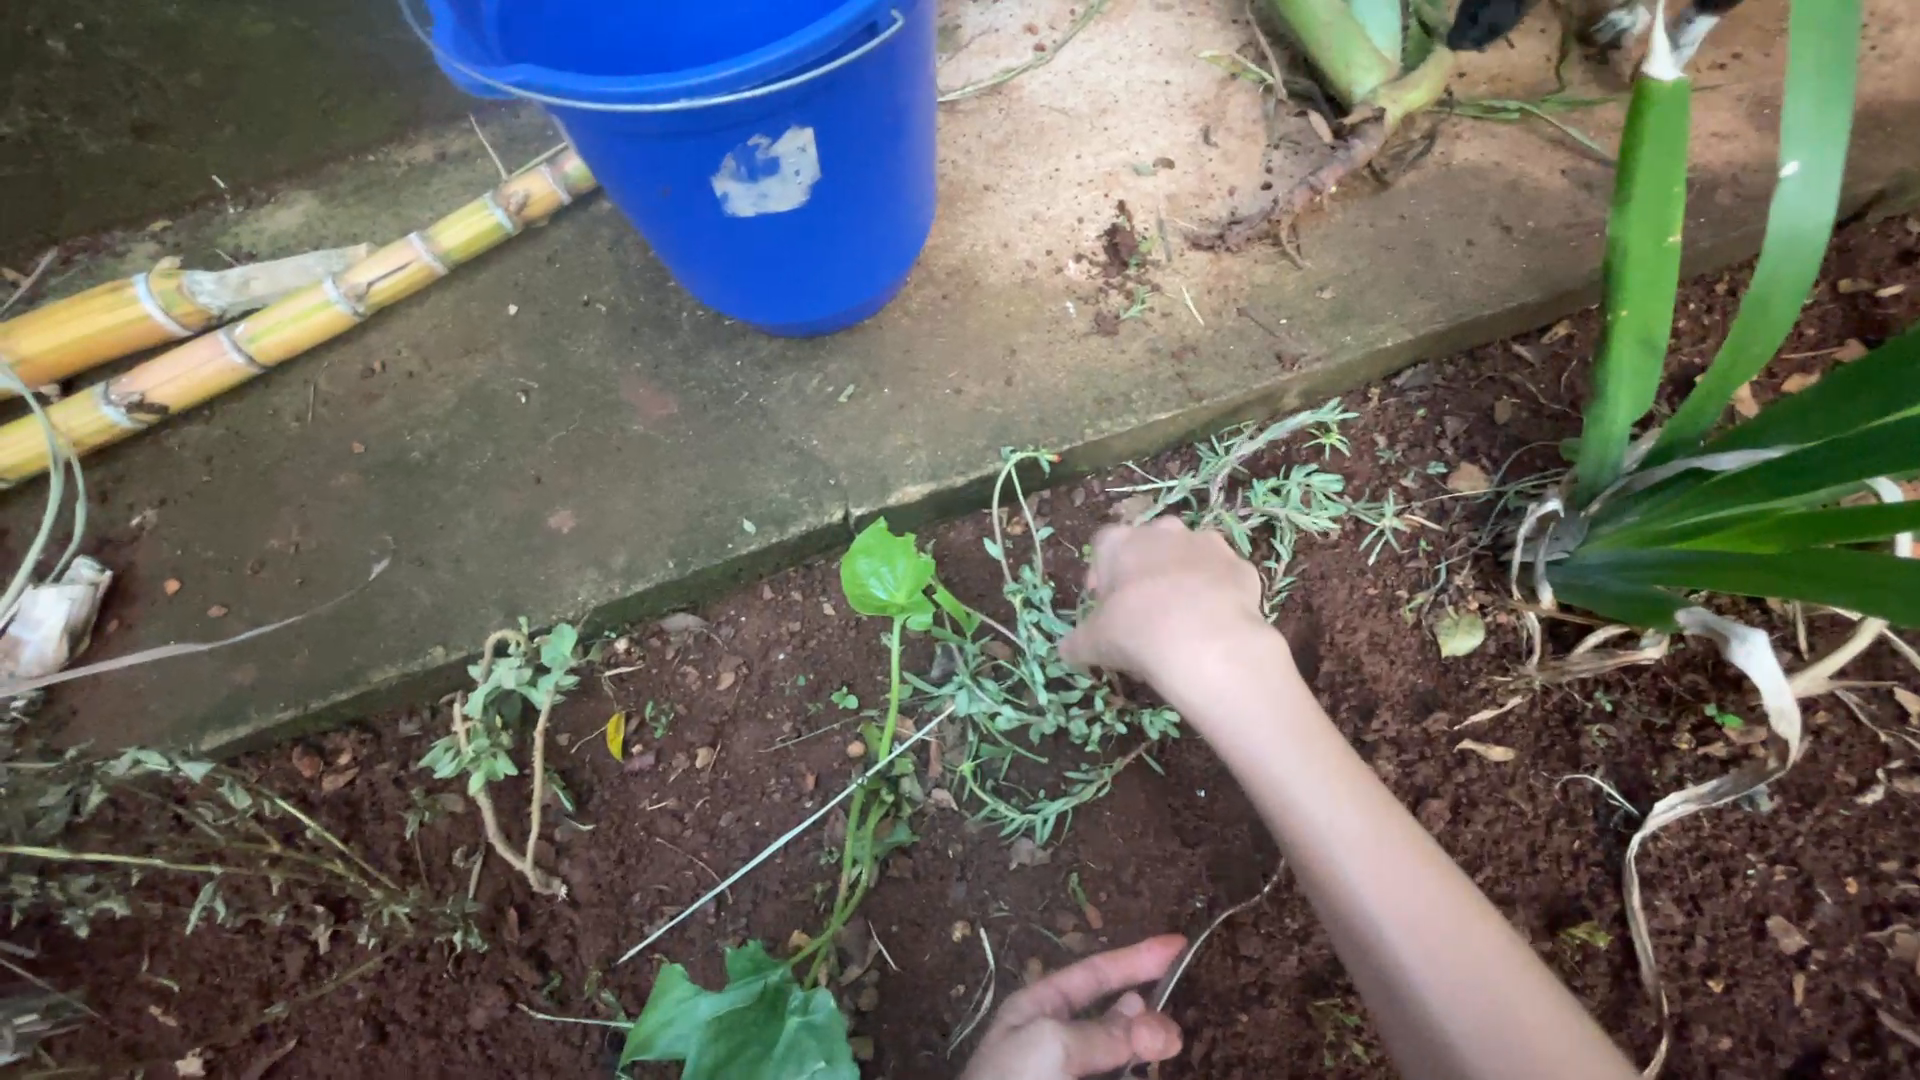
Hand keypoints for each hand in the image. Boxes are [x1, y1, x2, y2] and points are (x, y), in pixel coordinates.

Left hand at [957, 936, 1185, 1079]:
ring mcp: (1067, 1076)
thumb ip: (1105, 1034)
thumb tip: (1154, 1018)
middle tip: (1174, 1035)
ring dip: (1143, 1060)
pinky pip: (1116, 1077)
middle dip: (1146, 1021)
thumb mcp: (1053, 1046)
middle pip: (1114, 1021)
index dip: (1137, 957)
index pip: (1096, 973)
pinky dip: (1135, 1073)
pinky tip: (1145, 1073)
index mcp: (1040, 1009)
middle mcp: (1056, 1042)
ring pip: (1121, 1062)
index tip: (1178, 944)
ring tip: (1163, 1055)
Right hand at [1060, 518, 1271, 684]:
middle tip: (1141, 607)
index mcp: (1121, 542)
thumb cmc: (1136, 632)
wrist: (1205, 641)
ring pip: (1189, 555)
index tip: (1102, 603)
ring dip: (1183, 576)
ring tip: (1181, 616)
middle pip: (1148, 543)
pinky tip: (1212, 623)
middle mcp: (1163, 532)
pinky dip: (1217, 593)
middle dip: (1144, 569)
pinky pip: (1223, 577)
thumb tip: (1064, 650)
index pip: (1102, 545)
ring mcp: (1206, 544)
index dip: (1101, 573)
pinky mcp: (1240, 566)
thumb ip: (1076, 642)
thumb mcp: (1093, 643)